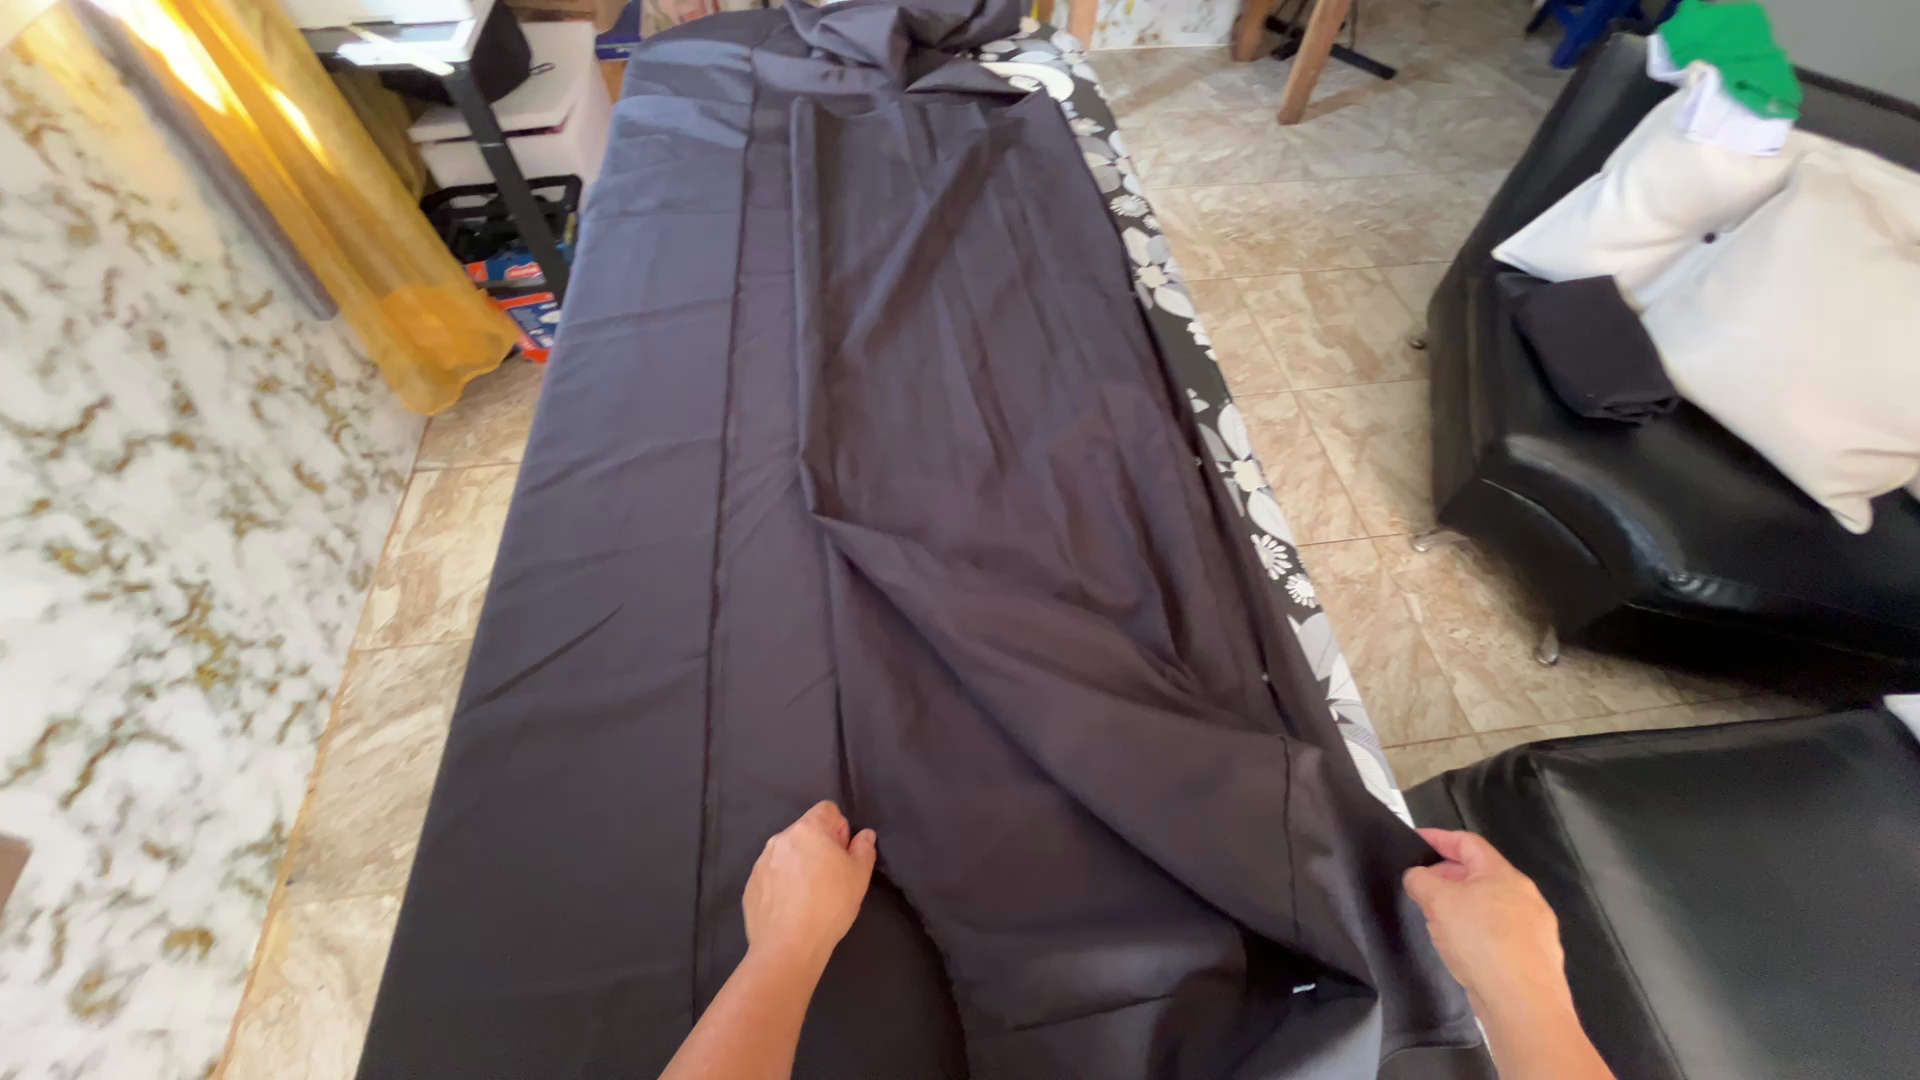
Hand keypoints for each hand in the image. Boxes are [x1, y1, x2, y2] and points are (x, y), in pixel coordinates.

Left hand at [743, 801, 877, 973]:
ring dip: (799, 864)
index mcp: (808, 829)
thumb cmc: (829, 905)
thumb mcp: (859, 876)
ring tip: (808, 895)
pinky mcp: (750, 886)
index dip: (839, 829)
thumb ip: (864, 848)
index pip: (827, 809)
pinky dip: (782, 884)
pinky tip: (791, 908)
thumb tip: (864, 835)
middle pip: (806, 831)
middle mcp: (781, 838)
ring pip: (787, 853)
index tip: (842, 855)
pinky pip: (772, 875)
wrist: (787, 947)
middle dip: (819, 846)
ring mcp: (762, 862)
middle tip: (830, 877)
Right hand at [1403, 828, 1572, 1020]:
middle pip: (1479, 874)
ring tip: (1436, 917)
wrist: (1524, 1005)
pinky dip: (1477, 931)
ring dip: (1461, 905)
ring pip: (1489, 905)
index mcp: (1504, 875)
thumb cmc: (1480, 941)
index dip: (1438, 837)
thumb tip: (1418, 877)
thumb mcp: (1436, 900)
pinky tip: (1461, 946)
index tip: (1415, 841)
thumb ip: (1419, 879)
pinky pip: (1499, 933)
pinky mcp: (1536, 958)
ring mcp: (1536, 930)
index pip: (1467, 842)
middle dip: (1447, 876)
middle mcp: (1526, 897)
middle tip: (1420, 884)